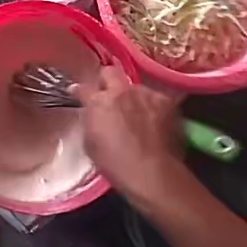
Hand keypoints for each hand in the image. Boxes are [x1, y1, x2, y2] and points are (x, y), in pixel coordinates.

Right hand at [74, 67, 196, 213]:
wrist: (153, 174)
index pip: (83, 87)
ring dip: (132, 98)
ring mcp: (146, 94)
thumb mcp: (90, 142)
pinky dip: (152, 107)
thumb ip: (90, 119)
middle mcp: (122, 91)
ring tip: (137, 115)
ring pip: (135, 87)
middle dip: (107, 82)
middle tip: (109, 97)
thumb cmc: (115, 164)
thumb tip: (91, 111)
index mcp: (99, 102)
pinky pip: (154, 99)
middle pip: (110, 72)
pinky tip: (154, 122)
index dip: (81, 92)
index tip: (80, 95)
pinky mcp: (166, 102)